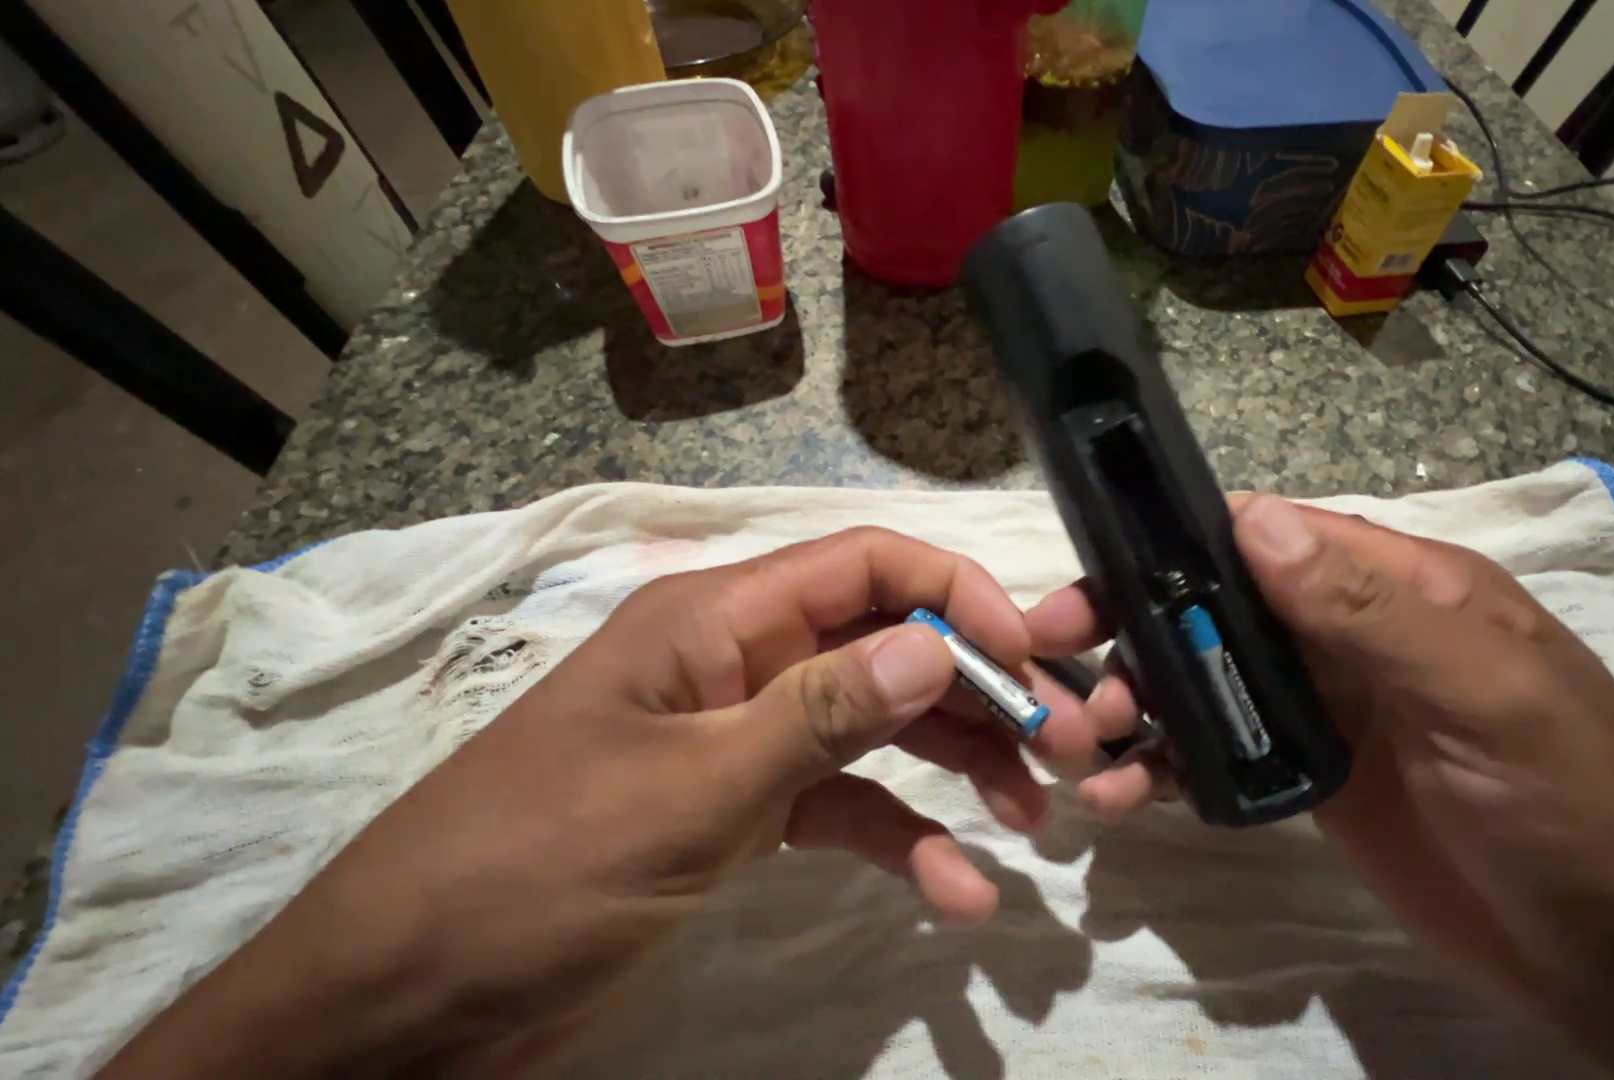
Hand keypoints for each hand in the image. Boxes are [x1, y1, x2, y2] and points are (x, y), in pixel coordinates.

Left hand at [105, 527, 1113, 1077]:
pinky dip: (904, 841)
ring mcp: (747, 738)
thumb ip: (819, 712)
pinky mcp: (745, 811)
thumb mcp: (689, 790)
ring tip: (1033, 816)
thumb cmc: (538, 871)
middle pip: (887, 644)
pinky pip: (846, 808)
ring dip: (957, 763)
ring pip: (880, 725)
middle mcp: (744, 661)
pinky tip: (960, 894)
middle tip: (1063, 747)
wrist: (408, 1005)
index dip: (956, 595)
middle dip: (977, 687)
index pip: (865, 565)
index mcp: (720, 619)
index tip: (1027, 659)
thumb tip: (935, 642)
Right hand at [1030, 495, 1613, 1077]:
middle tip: (1051, 662)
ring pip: (1198, 681)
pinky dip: (1160, 766)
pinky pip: (1212, 752)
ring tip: (1083, 747)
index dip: (1167, 550)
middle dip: (1127, 632)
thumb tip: (1256, 519)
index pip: (1258, 538)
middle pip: (1208, 609)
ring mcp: (1316, 706)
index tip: (1088, 582)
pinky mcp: (1299, 774)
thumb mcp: (1483, 697)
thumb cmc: (1570, 812)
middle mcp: (1339, 634)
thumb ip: (1368, 608)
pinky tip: (1120, 797)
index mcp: (1389, 586)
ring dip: (1132, 704)